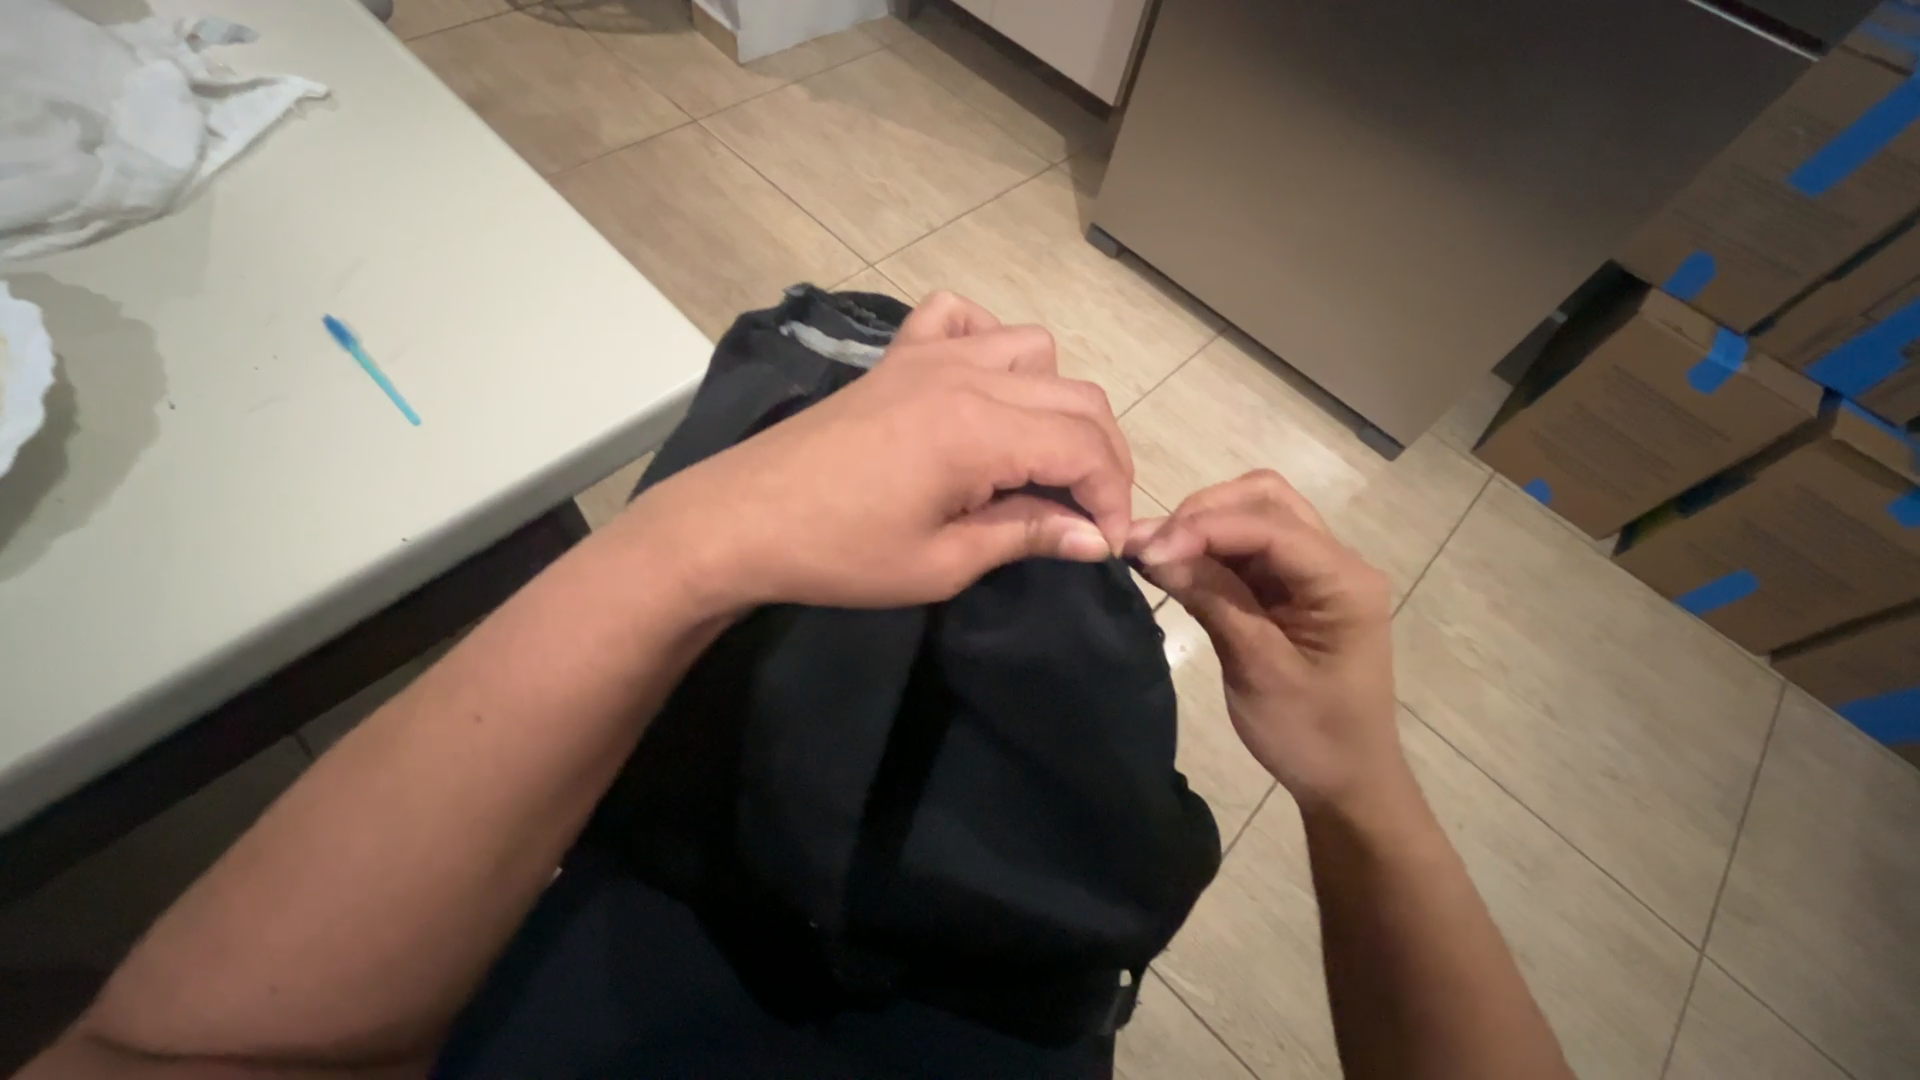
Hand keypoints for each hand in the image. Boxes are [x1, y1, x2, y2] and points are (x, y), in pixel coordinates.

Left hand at [619, 291, 1134, 613]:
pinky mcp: (897, 356)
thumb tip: (1095, 538)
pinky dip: (988, 343)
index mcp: (980, 429)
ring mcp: (929, 354)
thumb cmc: (840, 554)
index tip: (1106, 544)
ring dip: (1056, 401)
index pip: (1086, 447)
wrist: (741, 521)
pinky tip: (980, 387)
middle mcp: (967, 374)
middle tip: (1087, 514)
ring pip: (1034, 349)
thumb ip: (1027, 535)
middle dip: (1102, 457)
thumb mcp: (943, 563)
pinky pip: (961, 316)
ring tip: (1037, 456)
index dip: (1113, 498)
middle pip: (1078, 396)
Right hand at [1130, 471, 1408, 813]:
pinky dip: (1203, 549)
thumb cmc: (1311, 735)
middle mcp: (1333, 562)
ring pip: (1251, 516)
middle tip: (1150, 545)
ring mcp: (1310, 572)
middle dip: (1202, 512)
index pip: (1269, 526)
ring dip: (1199, 525)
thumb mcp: (1257, 669)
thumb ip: (1212, 600)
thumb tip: (1154, 551)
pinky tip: (1167, 562)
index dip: (1203, 527)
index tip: (1147, 550)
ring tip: (1148, 550)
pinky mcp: (1286, 589)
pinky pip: (1242, 550)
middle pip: (1264, 499)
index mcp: (1343, 581)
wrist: (1346, 781)